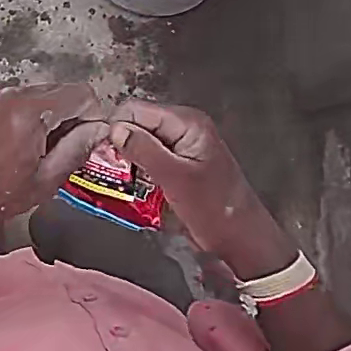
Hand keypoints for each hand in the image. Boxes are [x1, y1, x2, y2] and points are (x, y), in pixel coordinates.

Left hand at [0, 83, 111, 238]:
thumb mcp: (46, 180)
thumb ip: (77, 149)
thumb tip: (99, 130)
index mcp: (29, 113)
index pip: (81, 94)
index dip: (94, 116)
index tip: (91, 138)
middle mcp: (13, 96)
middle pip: (64, 91)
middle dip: (74, 117)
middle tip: (68, 148)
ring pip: (45, 94)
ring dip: (54, 117)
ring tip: (44, 150)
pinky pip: (24, 100)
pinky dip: (34, 116)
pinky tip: (26, 144)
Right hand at [108, 100, 295, 278]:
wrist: (243, 241)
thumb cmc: (216, 210)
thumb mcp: (176, 178)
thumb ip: (144, 150)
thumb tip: (114, 129)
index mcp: (186, 121)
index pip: (136, 109)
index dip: (118, 129)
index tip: (107, 154)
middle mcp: (183, 126)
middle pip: (137, 123)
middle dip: (122, 144)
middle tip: (114, 171)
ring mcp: (181, 144)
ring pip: (140, 141)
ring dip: (128, 158)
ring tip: (124, 180)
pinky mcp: (178, 162)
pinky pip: (149, 156)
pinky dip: (138, 168)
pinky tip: (136, 185)